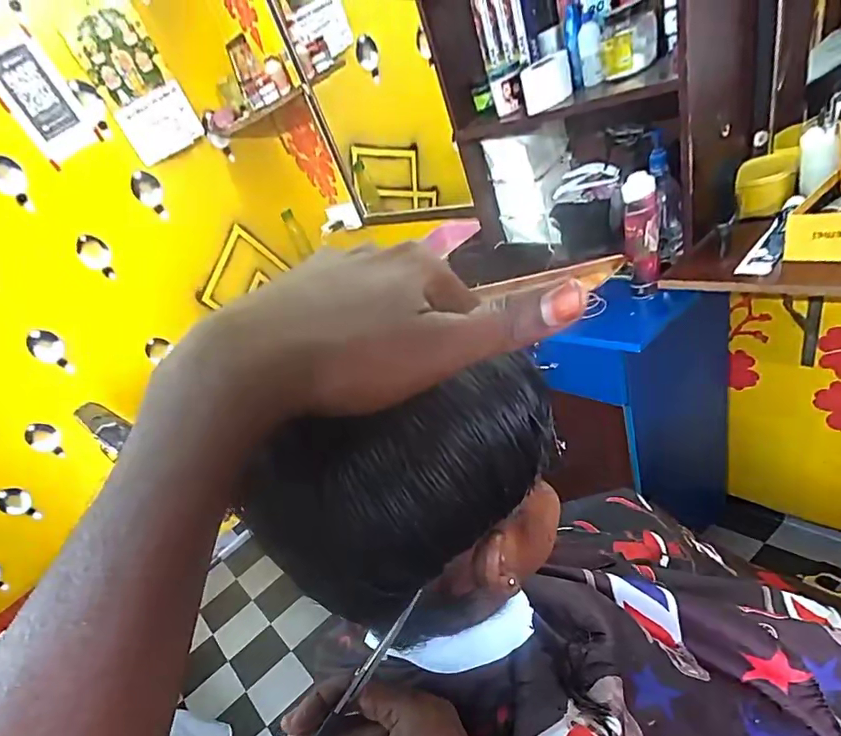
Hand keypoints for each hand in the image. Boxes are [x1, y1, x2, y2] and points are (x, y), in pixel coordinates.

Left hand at [163, 241, 586, 430]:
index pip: (464, 298)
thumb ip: (506, 326)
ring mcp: (330, 266)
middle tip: (413, 375)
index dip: (468, 335)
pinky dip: (340, 322)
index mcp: (421, 268)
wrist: (257, 361)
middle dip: (424, 325)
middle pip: (420, 290)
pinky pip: (332, 302)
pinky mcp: (292, 286)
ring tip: (374, 364)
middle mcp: (378, 254)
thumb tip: (583, 293)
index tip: (457, 374)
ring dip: (383, 321)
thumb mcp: (441, 351)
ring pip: (374, 292)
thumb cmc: (357, 361)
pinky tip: (329, 346)